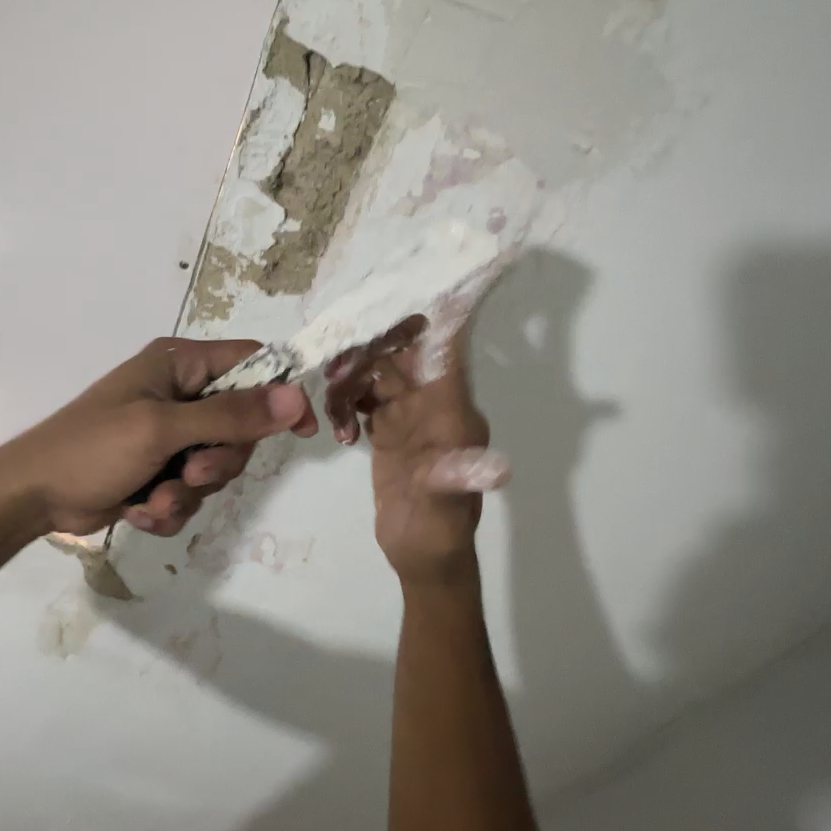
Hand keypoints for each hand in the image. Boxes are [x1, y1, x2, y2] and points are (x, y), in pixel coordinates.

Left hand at [0, 338, 317, 536]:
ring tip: (151, 498)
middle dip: (217, 462)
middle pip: (240, 426)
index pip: (252, 364)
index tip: (301, 431)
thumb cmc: (91, 448)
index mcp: (179, 365)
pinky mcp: (159, 472)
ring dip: (188, 492)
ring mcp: (169, 437)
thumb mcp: (163, 429)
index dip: (280, 393)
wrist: (33, 497)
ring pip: (217, 467)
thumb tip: (296, 397)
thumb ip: (230, 415)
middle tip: (188, 473)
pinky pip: (191, 493)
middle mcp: (179, 395)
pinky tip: (138, 511)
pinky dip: (169, 508)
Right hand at [324, 315, 508, 584]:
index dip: (442, 308)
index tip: (426, 269)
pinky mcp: (389, 432)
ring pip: (378, 374)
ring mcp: (410, 417)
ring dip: (352, 382)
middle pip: (403, 354)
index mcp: (454, 412)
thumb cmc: (439, 534)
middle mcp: (434, 405)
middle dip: (370, 350)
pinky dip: (347, 406)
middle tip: (338, 368)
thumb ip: (458, 480)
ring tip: (337, 416)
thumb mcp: (447, 509)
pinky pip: (364, 399)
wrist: (422, 560)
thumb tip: (493, 465)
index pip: (449, 348)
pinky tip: (341, 434)